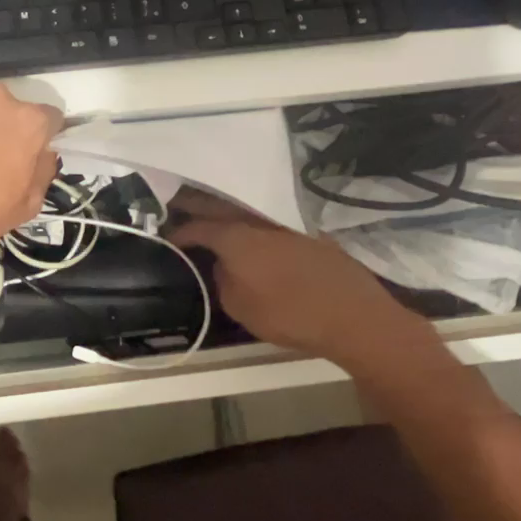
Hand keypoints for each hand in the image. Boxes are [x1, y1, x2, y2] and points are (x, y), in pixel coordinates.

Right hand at [167, 188, 434, 372]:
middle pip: (219, 204)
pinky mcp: (308, 232)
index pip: (197, 226)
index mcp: (235, 237)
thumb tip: (223, 265)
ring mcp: (286, 223)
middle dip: (195, 204)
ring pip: (246, 207)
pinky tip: (250, 230)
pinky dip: (252, 220)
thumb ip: (223, 280)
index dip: (179, 231)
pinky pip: (269, 218)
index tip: (166, 236)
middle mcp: (257, 221)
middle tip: (177, 204)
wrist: (355, 317)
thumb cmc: (289, 315)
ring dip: (225, 207)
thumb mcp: (240, 307)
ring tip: (210, 213)